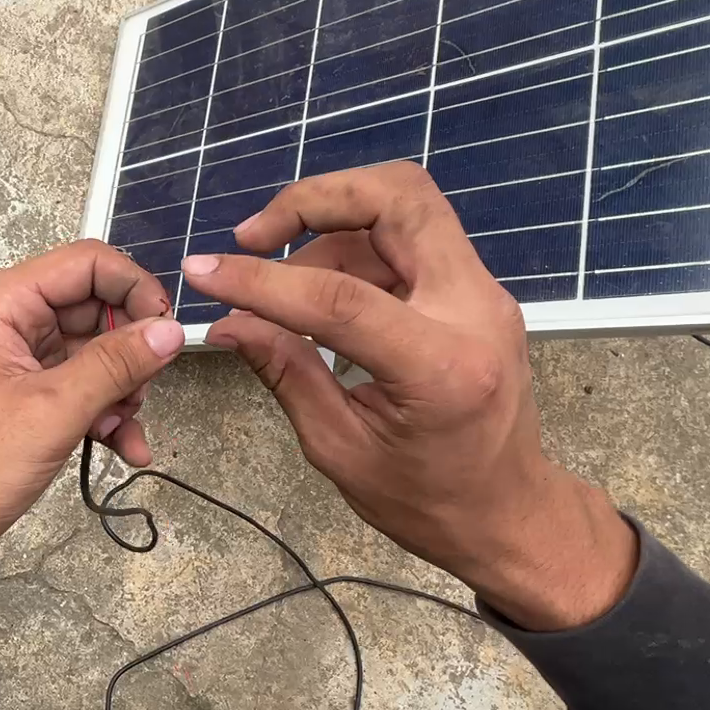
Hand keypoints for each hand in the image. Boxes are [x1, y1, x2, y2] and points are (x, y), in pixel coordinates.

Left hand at [0, 239, 185, 559]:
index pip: (87, 263)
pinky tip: (124, 447)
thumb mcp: (53, 411)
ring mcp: (19, 356)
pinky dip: (106, 412)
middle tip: (142, 393)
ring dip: (120, 389)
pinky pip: (81, 384)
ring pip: (95, 350)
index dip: (134, 288)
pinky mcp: (27, 390)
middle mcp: (10, 318)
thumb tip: (170, 330)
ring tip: (121, 428)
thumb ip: (115, 364)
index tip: (167, 330)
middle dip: (128, 352)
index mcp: (2, 302)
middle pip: (95, 308)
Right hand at [183, 162, 635, 629]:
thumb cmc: (423, 500)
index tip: (200, 271)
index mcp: (442, 368)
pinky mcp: (473, 288)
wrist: (509, 512)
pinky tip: (311, 290)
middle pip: (400, 197)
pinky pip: (406, 237)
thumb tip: (224, 323)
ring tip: (274, 281)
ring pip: (402, 207)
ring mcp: (482, 291)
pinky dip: (348, 246)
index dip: (260, 280)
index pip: (340, 298)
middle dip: (314, 198)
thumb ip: (283, 371)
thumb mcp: (336, 447)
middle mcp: (476, 308)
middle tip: (251, 234)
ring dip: (325, 226)